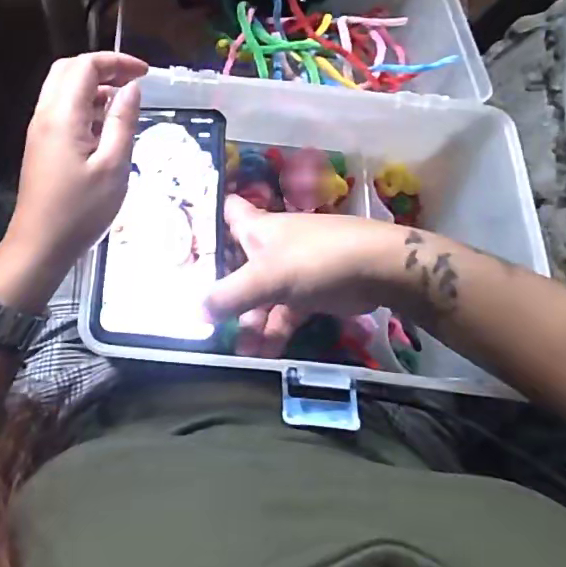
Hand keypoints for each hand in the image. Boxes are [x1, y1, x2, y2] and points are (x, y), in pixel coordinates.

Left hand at [0, 53, 147, 310]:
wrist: (39, 246)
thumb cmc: (80, 210)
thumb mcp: (114, 166)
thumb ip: (123, 122)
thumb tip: (132, 89)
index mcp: (63, 115)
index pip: (85, 66)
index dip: (116, 62)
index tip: (145, 73)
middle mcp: (45, 115)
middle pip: (69, 71)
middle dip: (102, 69)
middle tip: (133, 83)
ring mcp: (39, 131)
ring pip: (63, 90)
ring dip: (93, 88)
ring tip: (124, 107)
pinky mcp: (41, 146)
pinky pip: (61, 111)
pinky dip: (84, 107)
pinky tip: (106, 129)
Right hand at [206, 196, 412, 356]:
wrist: (380, 270)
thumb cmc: (316, 260)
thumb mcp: (266, 278)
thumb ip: (228, 296)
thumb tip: (197, 311)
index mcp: (256, 229)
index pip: (226, 212)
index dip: (207, 222)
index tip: (185, 242)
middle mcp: (270, 245)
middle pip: (237, 266)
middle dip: (223, 294)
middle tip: (208, 323)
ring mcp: (292, 268)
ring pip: (261, 295)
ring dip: (250, 322)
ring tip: (240, 352)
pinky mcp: (311, 291)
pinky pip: (284, 311)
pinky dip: (274, 330)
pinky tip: (263, 354)